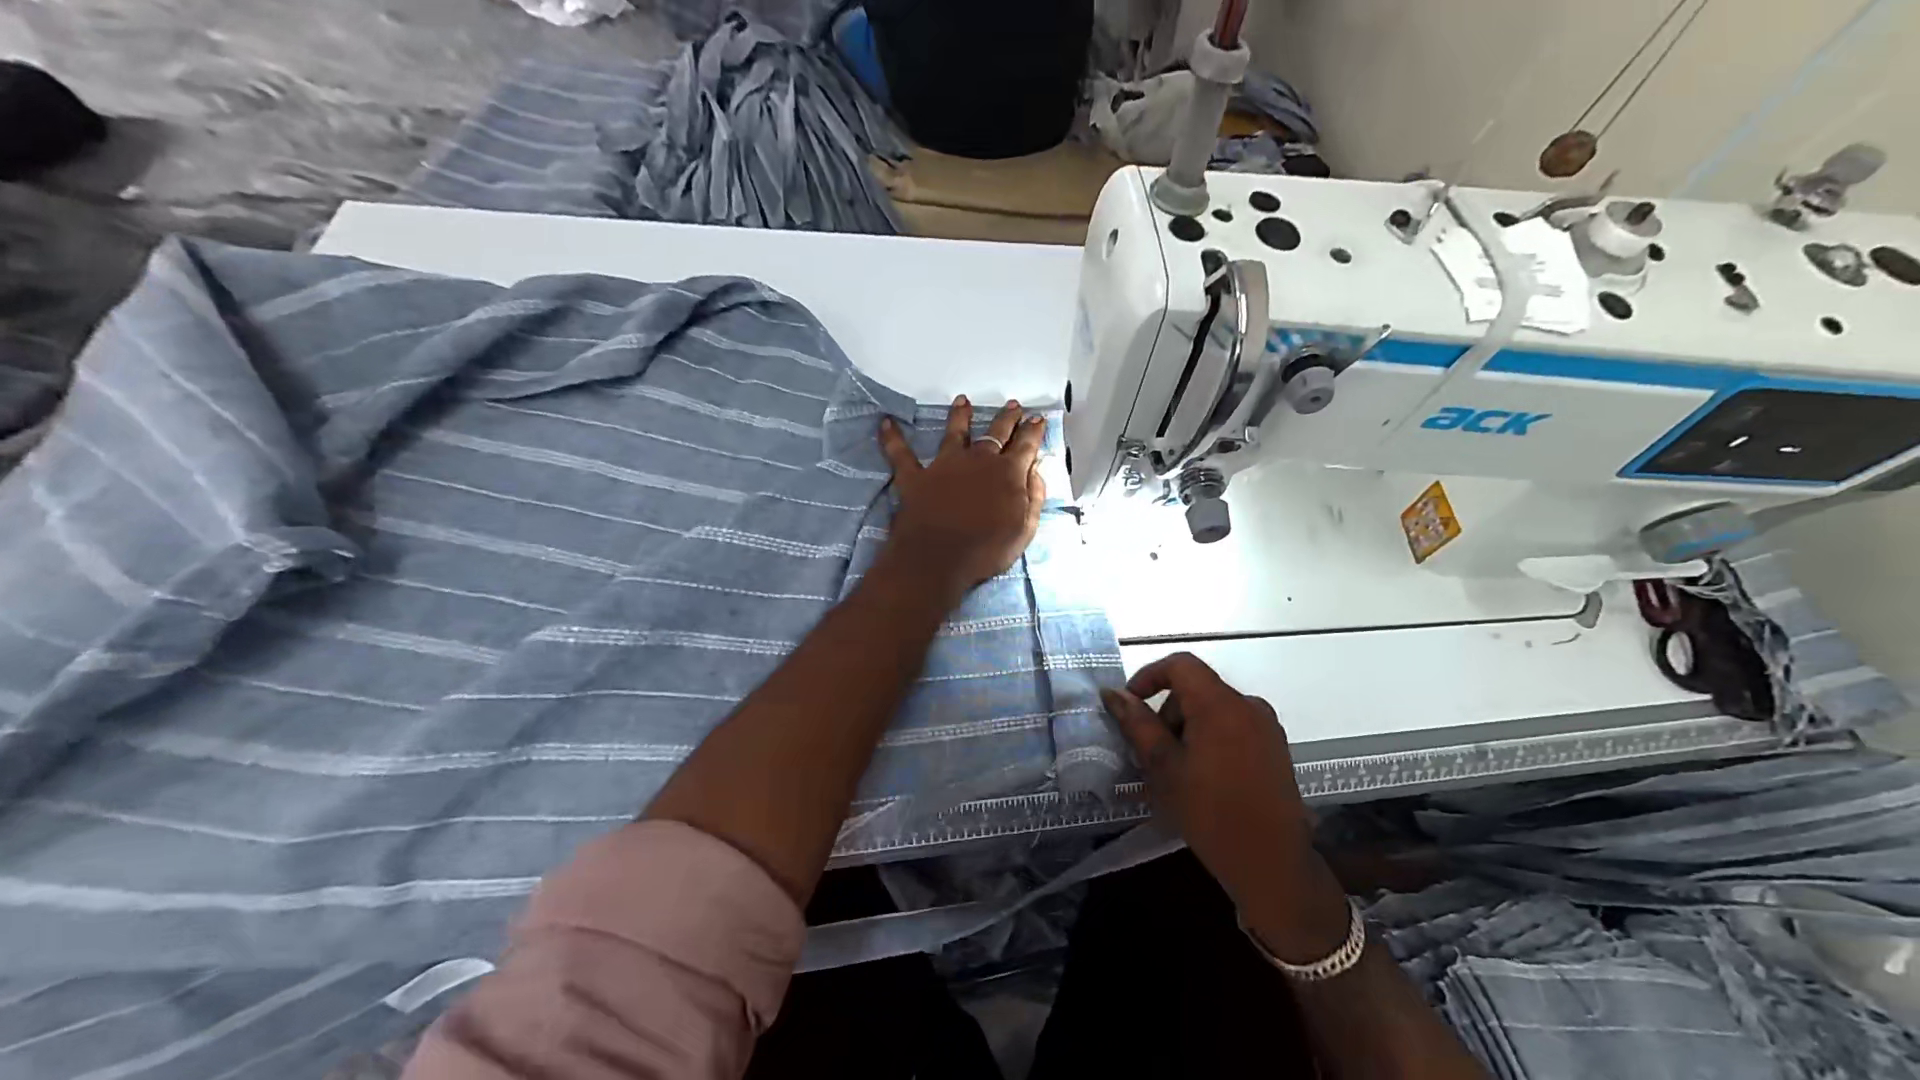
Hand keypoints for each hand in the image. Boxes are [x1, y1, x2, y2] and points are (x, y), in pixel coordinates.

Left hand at [877, 395, 1045, 598]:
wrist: (938, 560)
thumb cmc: (986, 551)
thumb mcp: (1024, 529)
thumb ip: (1034, 497)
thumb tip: (1036, 470)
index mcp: (1007, 474)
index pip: (1026, 446)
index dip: (1033, 431)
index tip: (1037, 419)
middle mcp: (977, 461)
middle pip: (995, 432)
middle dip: (1007, 418)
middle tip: (1013, 406)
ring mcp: (944, 466)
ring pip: (954, 433)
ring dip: (960, 415)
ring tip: (962, 400)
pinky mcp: (915, 477)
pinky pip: (900, 454)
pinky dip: (892, 438)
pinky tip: (885, 423)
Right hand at [1102, 652, 1349, 959]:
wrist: (1271, 863)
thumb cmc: (1210, 812)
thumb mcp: (1163, 767)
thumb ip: (1137, 724)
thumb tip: (1113, 694)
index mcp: (1220, 704)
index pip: (1181, 665)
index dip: (1149, 677)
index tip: (1130, 706)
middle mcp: (1248, 706)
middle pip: (1197, 688)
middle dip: (1167, 711)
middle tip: (1151, 752)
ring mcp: (1267, 727)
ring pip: (1214, 710)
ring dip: (1187, 728)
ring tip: (1176, 771)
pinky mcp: (1276, 749)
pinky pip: (1234, 727)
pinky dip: (1210, 739)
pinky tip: (1203, 778)